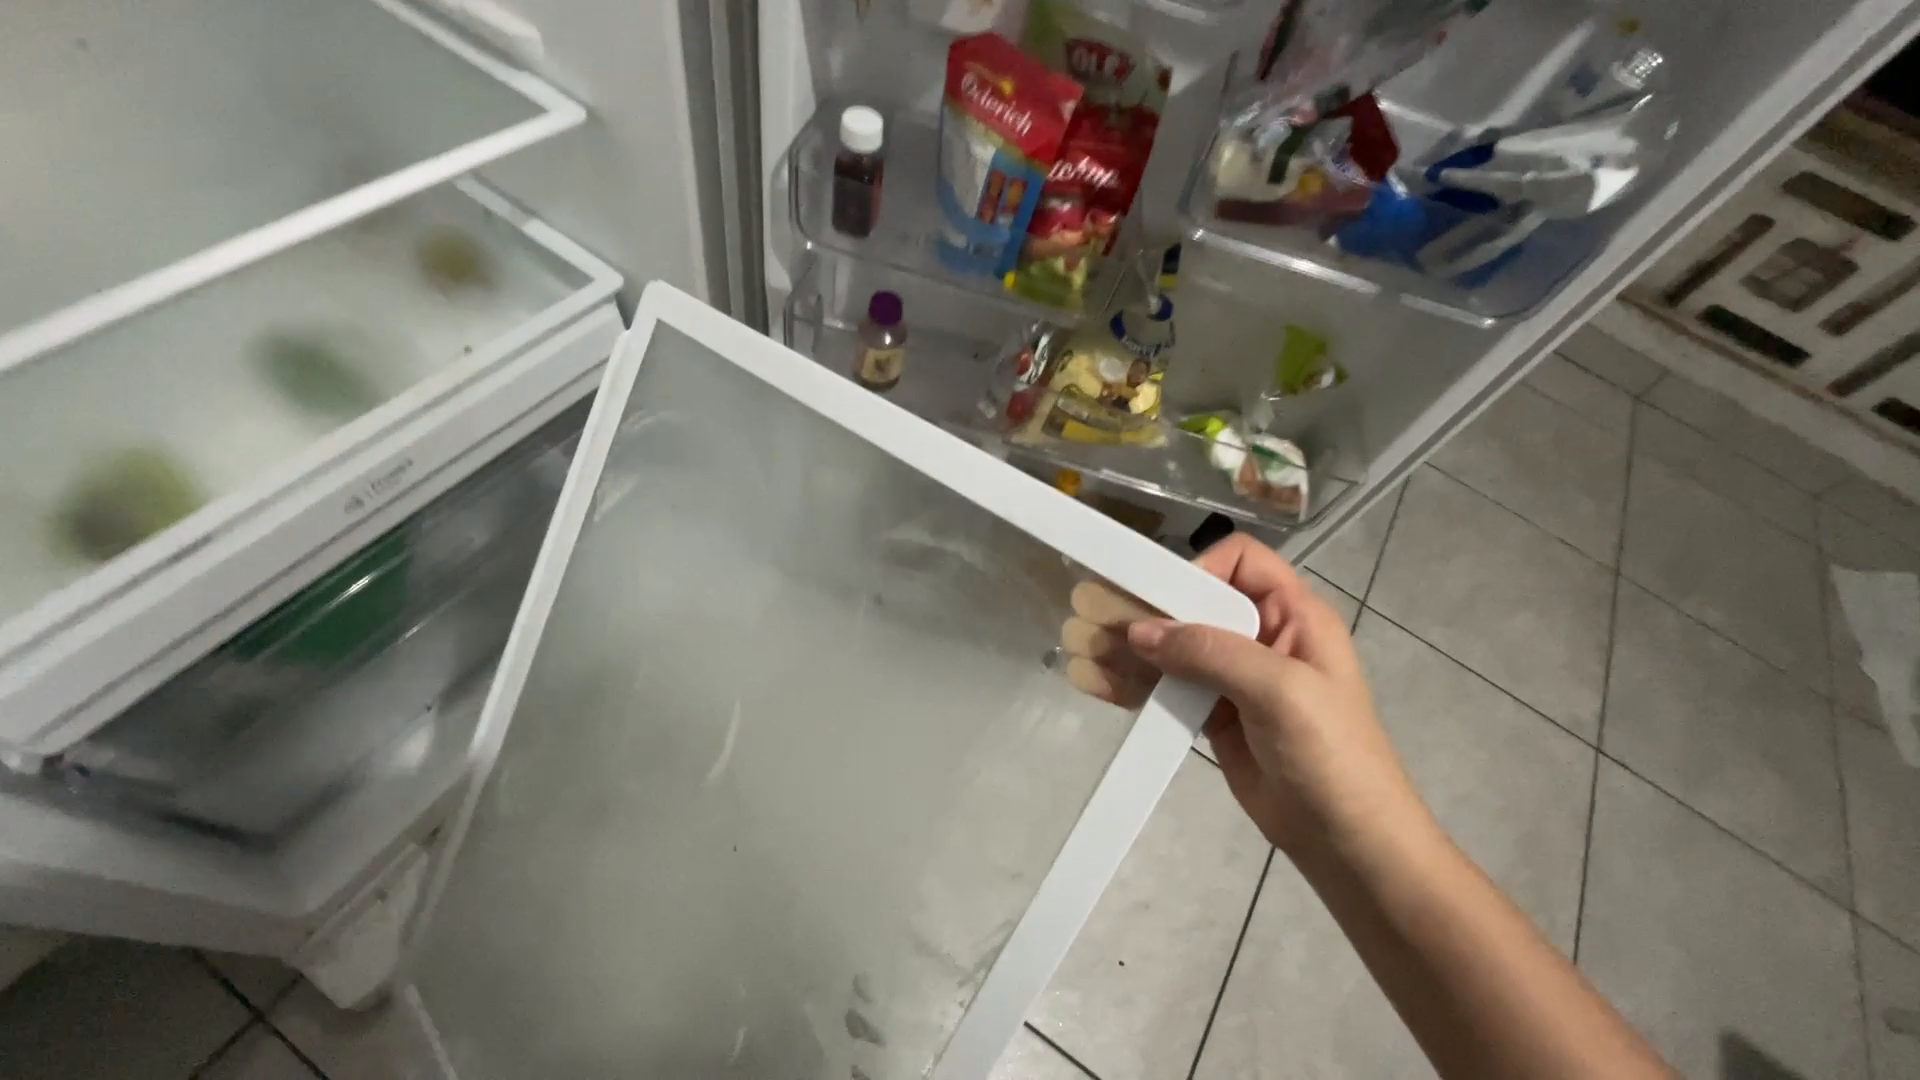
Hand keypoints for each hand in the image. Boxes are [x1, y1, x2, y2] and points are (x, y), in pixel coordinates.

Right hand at [1061, 534, 1427, 858]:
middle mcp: (1262, 637)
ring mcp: (1234, 678)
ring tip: (1083, 649)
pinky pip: (1168, 688)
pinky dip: (1135, 684)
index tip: (1161, 599)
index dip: (1200, 569)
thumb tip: (1139, 631)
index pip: (1241, 562)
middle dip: (1146, 609)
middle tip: (1094, 617)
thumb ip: (1211, 653)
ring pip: (1175, 647)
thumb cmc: (1330, 754)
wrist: (1347, 841)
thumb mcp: (1279, 691)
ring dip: (1131, 648)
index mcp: (1293, 615)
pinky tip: (1098, 684)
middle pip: (1196, 604)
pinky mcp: (1214, 715)